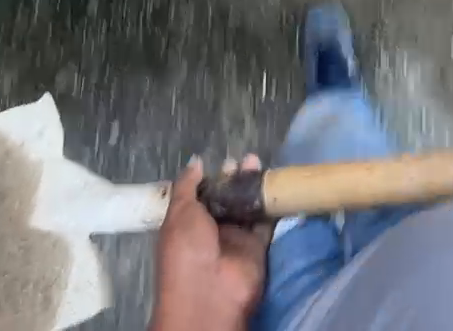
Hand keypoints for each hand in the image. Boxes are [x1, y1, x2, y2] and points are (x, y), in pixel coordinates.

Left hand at [150, 155, 273, 330]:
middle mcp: (212, 231)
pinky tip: (273, 184)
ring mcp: (235, 239)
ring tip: (257, 162)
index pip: (203, 194)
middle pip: (227, 198)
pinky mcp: (256, 248)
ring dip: (252, 186)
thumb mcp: (179, 212)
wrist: (209, 293)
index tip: (224, 160)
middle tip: (246, 159)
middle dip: (235, 178)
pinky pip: (264, 223)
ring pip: (246, 207)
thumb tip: (196, 161)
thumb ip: (188, 185)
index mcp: (188, 223)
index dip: (213, 177)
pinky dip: (269, 204)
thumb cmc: (186, 249)